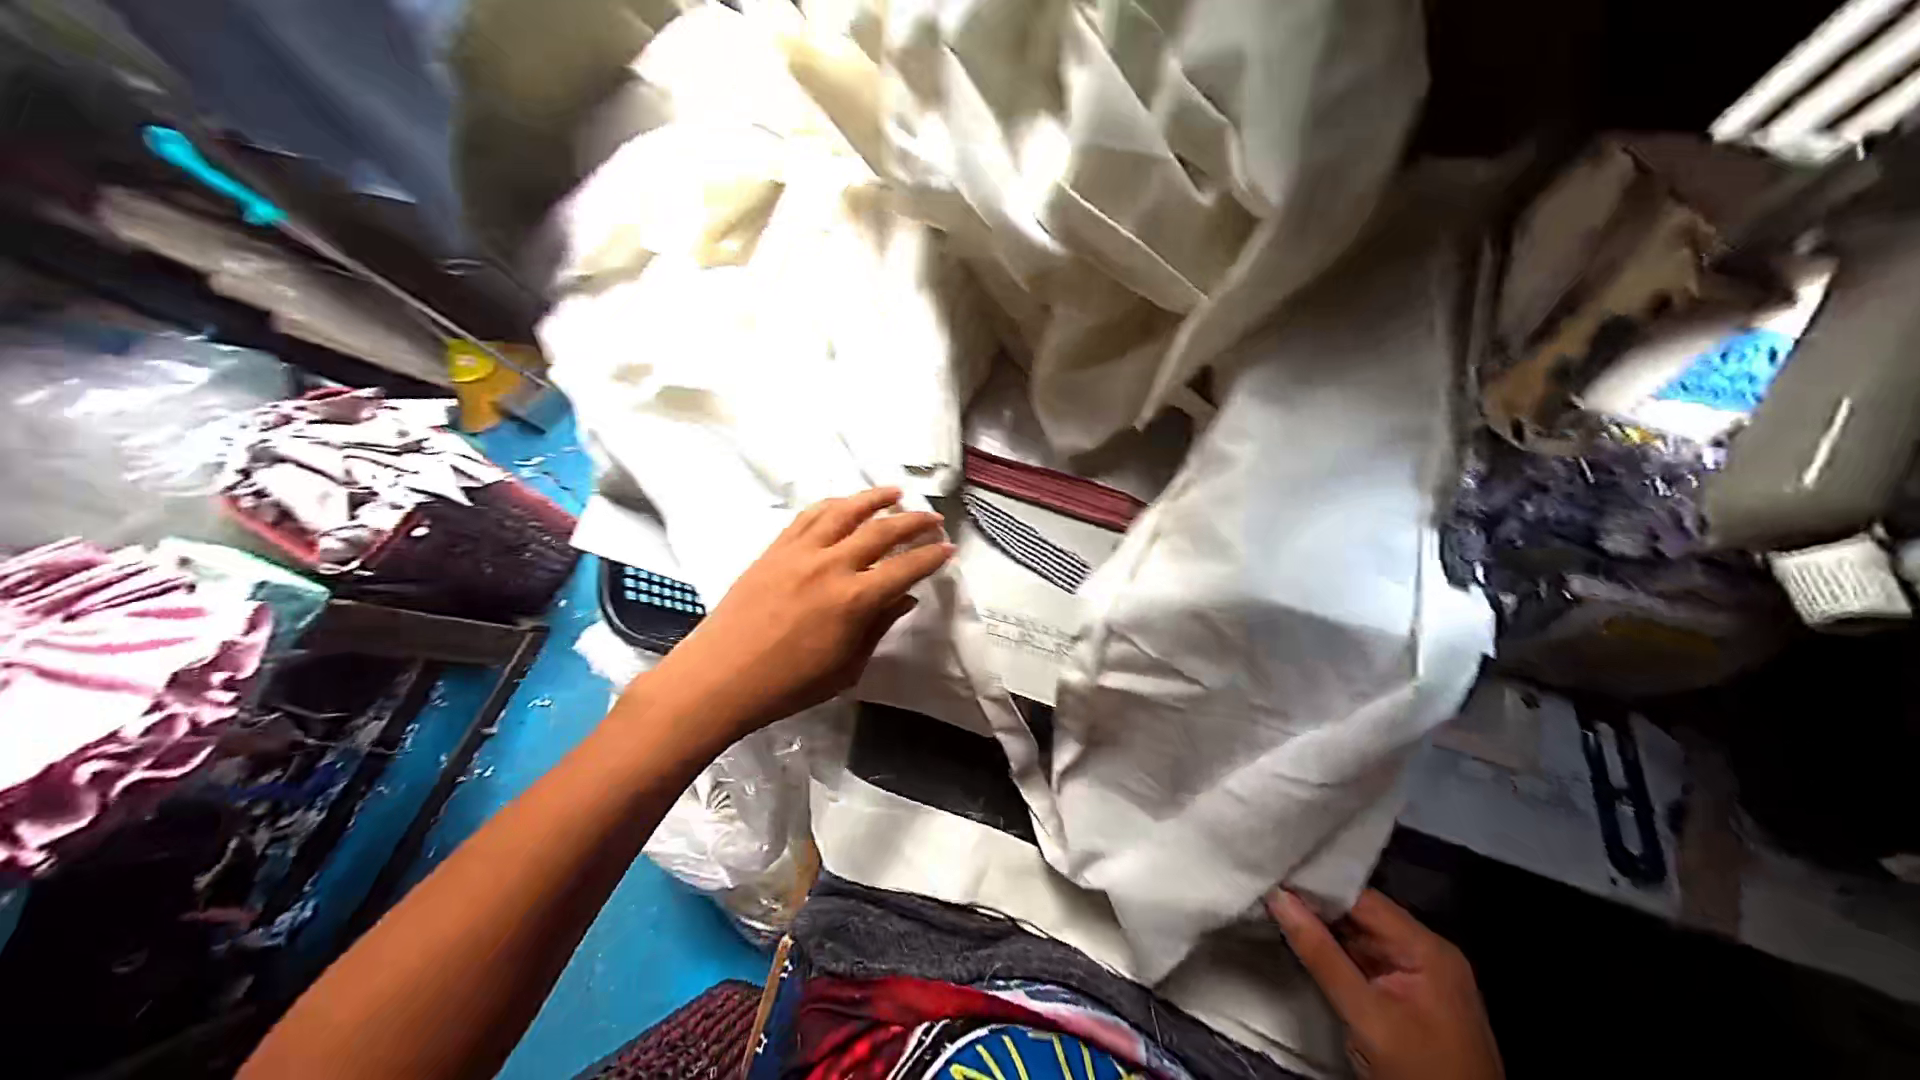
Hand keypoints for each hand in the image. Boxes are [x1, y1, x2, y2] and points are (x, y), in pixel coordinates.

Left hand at [647, 487, 952, 737]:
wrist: (720, 677)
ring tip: (895, 493)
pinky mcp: (776, 548)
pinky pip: (809, 515)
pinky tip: (845, 503)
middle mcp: (831, 566)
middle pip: (882, 531)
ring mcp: (800, 552)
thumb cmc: (789, 685)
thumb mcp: (847, 667)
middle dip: (913, 522)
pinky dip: (833, 504)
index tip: (947, 549)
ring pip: (845, 511)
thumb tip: (903, 598)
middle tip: (933, 518)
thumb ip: (878, 627)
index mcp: (854, 601)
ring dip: (874, 499)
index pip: (905, 568)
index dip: (931, 556)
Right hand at [1267, 888, 1502, 1079]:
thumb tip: (1278, 897)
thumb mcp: (1365, 1015)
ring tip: (1277, 910)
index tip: (1274, 877)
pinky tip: (1304, 941)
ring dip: (1323, 928)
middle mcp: (1426, 951)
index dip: (1317, 885)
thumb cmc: (1419, 1073)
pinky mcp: (1410, 995)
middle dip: (1316, 906)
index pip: (1362, 898)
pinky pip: (1367, 959)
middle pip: (1361, 915)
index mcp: (1426, 948)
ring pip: (1361, 936)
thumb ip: (1320, 954)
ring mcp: (1420, 975)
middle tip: (1269, 894)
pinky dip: (1336, 951)